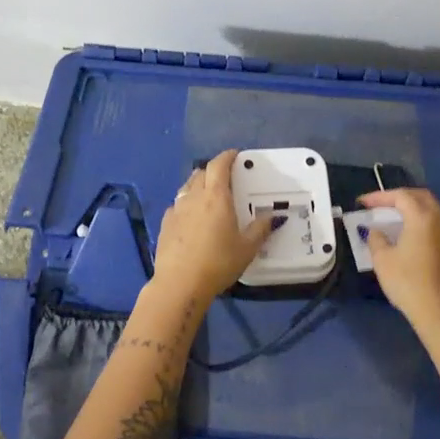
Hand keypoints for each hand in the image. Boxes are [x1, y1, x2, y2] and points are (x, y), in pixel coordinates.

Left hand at [152, 149, 275, 305]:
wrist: (179, 283)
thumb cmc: (218, 263)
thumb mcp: (247, 248)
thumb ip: (261, 229)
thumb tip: (275, 216)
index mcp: (216, 197)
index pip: (219, 166)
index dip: (227, 157)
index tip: (235, 155)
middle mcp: (193, 197)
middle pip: (201, 173)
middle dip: (213, 170)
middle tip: (224, 177)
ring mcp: (176, 210)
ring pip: (186, 187)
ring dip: (198, 185)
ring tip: (207, 194)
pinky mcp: (165, 224)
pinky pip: (177, 205)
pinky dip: (186, 204)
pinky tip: (190, 217)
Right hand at [358, 188, 439, 335]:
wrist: (439, 311)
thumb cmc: (407, 282)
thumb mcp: (382, 260)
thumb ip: (376, 239)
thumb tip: (375, 230)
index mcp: (421, 218)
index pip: (401, 196)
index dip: (380, 196)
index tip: (362, 203)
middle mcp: (437, 221)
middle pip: (420, 196)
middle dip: (399, 197)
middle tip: (380, 204)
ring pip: (429, 209)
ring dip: (410, 208)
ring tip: (390, 217)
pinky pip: (432, 223)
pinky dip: (417, 220)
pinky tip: (405, 233)